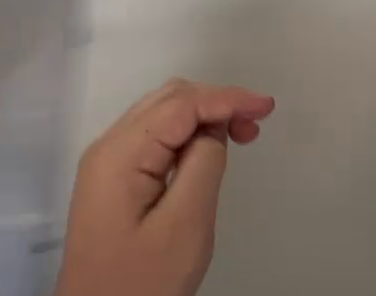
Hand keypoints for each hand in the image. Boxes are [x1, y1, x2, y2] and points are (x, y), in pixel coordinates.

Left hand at [56, 79, 275, 295]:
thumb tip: (213, 129)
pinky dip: (188, 134)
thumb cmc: (141, 284)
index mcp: (121, 153)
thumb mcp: (185, 225)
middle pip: (170, 100)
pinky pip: (156, 138)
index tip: (267, 108)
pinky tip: (208, 149)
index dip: (227, 98)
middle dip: (217, 103)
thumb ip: (204, 163)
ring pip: (164, 115)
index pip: (181, 104)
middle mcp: (109, 147)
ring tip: (241, 135)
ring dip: (204, 116)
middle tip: (254, 127)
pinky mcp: (114, 181)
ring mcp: (108, 163)